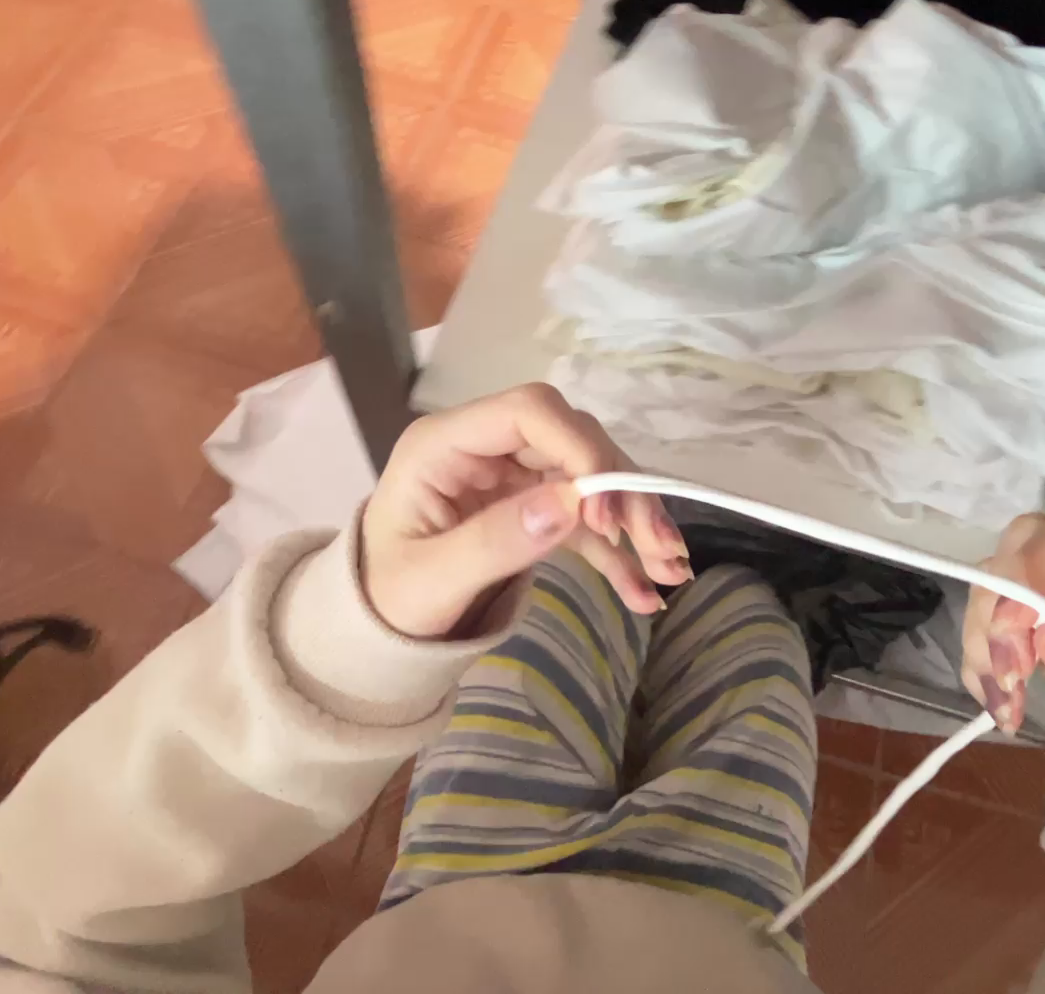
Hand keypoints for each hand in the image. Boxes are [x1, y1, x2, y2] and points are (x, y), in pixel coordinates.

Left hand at [360, 383, 691, 638]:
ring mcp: (513, 477)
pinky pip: (585, 521)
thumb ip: (496, 541)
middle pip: (572, 442)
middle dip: (622, 492)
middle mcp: (487, 448)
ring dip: (634, 522)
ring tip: (669, 570)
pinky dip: (618, 554)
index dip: (579, 449)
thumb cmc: (386, 599)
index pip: (528, 412)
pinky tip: (645, 590)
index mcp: (446, 444)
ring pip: (591, 478)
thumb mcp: (430, 580)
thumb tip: (572, 504)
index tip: (609, 512)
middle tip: (658, 547)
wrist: (375, 631)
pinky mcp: (533, 509)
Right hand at [961, 502, 1044, 836]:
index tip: (1015, 625)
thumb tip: (1044, 630)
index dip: (1042, 559)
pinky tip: (999, 701)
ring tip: (1005, 697)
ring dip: (985, 630)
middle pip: (1035, 539)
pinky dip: (980, 653)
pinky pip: (994, 615)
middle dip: (1003, 595)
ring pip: (1002, 574)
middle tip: (1007, 665)